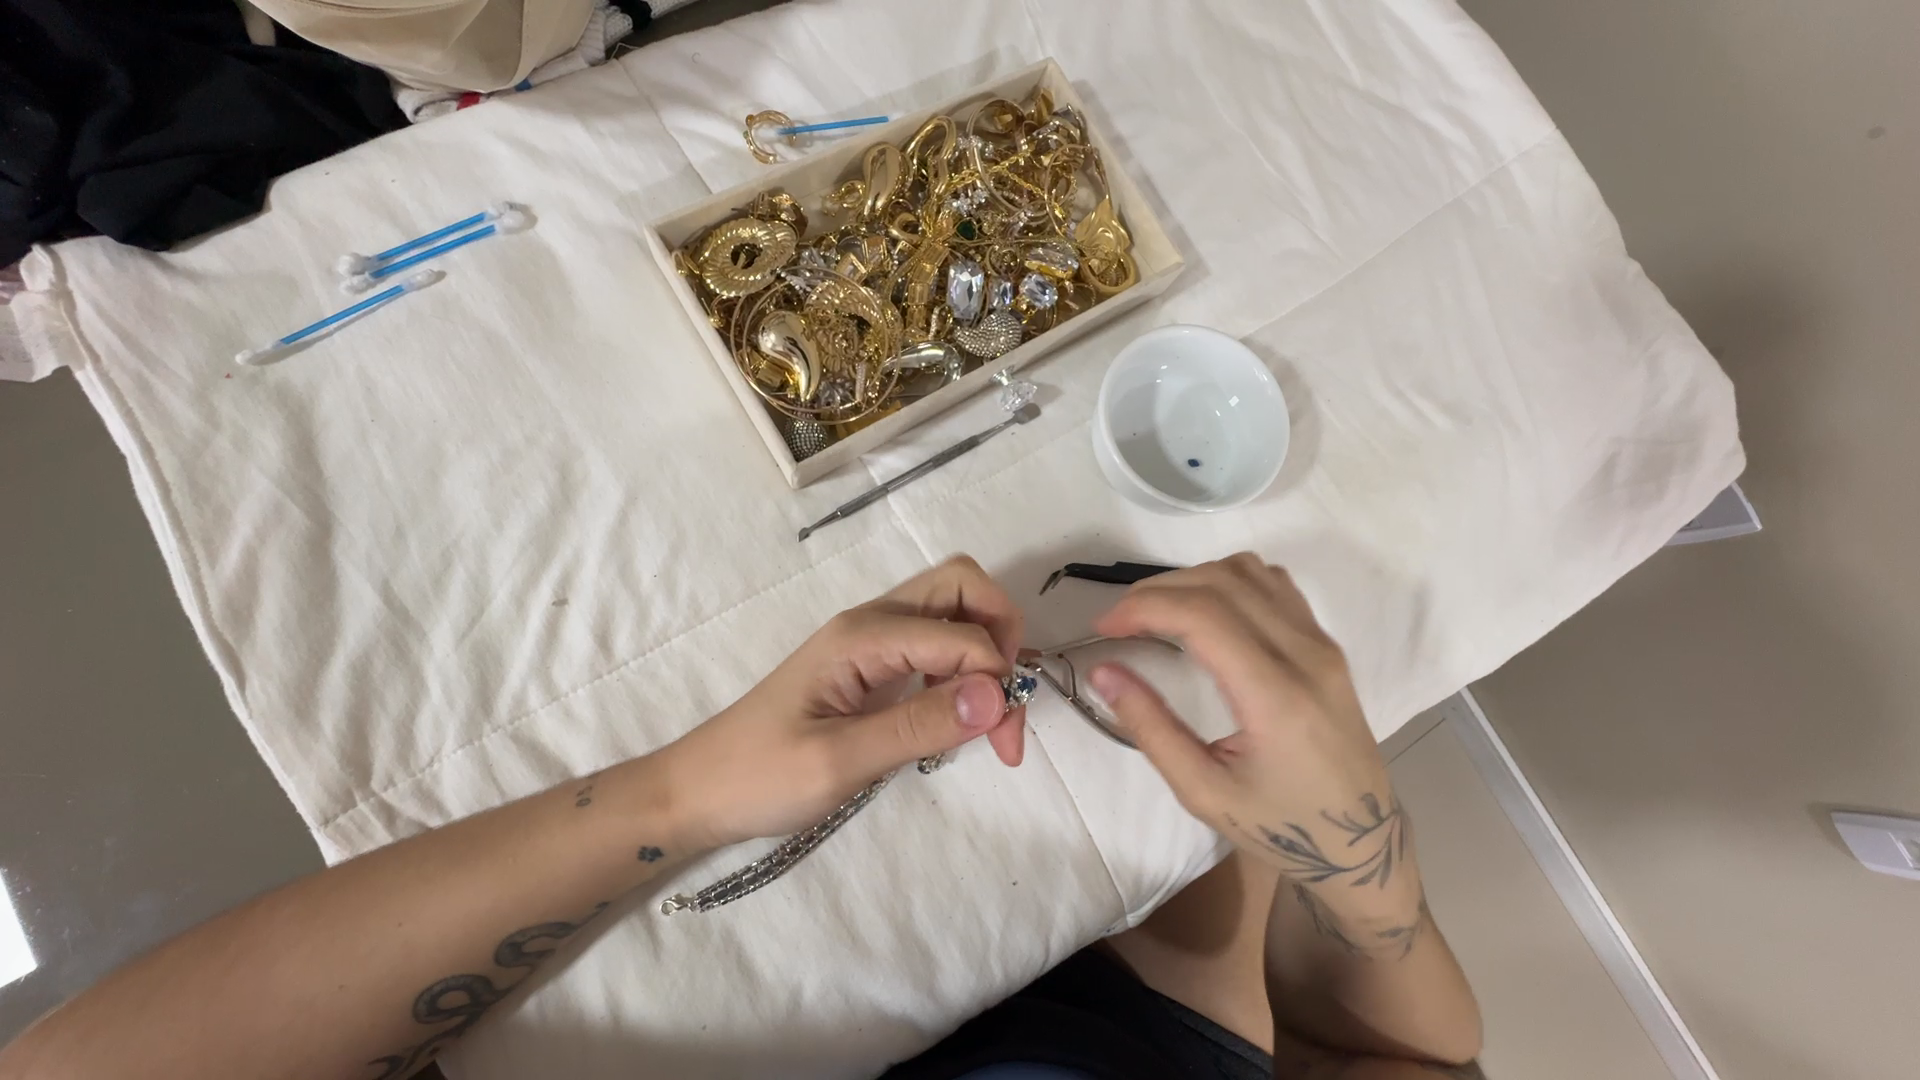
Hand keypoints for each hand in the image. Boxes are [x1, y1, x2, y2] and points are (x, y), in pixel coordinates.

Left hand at [655, 556, 1026, 851]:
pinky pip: (935, 643)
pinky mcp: (873, 666)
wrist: (701, 789)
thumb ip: (918, 725)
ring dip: (987, 648)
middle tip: (1007, 703)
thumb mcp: (839, 762)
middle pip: (960, 585)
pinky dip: (965, 667)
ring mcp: (872, 641)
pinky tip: (962, 713)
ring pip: (951, 609)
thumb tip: (997, 694)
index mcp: (862, 636)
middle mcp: (872, 623)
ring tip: (993, 715)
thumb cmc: (760, 777)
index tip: (1005, 740)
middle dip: (1002, 632)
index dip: (997, 678)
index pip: (960, 632)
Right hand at [1088, 556, 1412, 904]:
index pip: (1203, 615)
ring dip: (1191, 579)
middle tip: (1120, 620)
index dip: (1144, 607)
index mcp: (1276, 697)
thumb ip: (1150, 727)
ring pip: (1248, 571)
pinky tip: (1204, 610)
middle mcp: (1306, 655)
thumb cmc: (1279, 825)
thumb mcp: (1202, 792)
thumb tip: (1103, 670)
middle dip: (1156, 590)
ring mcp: (1321, 643)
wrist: (1359, 843)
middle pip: (1220, 582)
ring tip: (1156, 612)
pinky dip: (1227, 580)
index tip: (1104, 627)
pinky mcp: (1325, 643)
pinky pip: (1273, 583)